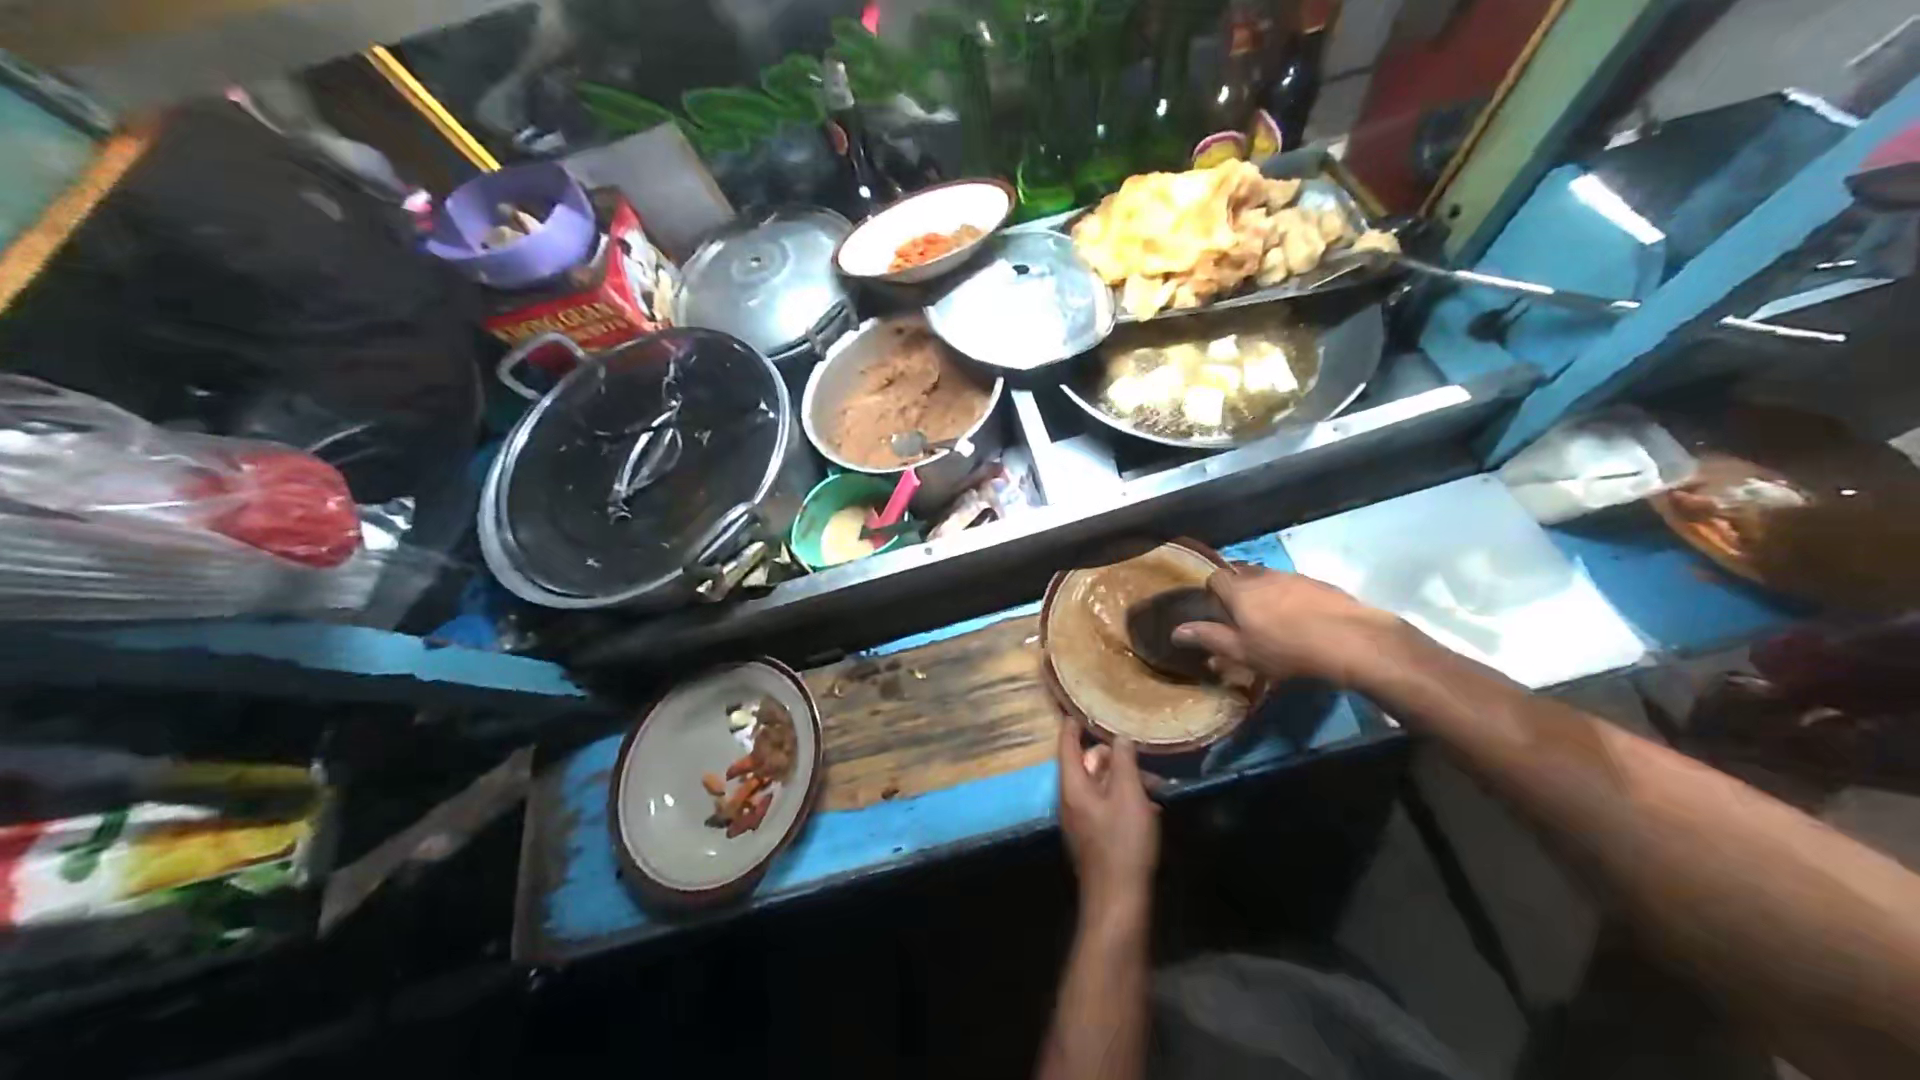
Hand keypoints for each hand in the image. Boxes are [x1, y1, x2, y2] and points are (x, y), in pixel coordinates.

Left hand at [1056, 720, 1158, 919]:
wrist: (1118, 900)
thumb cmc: (1123, 842)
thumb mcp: (1130, 795)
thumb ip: (1124, 762)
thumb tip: (1119, 738)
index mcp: (1073, 786)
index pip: (1066, 746)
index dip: (1071, 727)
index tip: (1076, 710)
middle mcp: (1070, 800)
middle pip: (1087, 766)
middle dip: (1114, 759)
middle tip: (1142, 759)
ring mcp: (1079, 820)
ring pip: (1100, 787)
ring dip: (1124, 782)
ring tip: (1155, 789)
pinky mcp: (1092, 837)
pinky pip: (1105, 806)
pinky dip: (1124, 800)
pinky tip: (1149, 809)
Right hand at [1171, 566, 1400, 686]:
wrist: (1349, 640)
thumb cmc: (1285, 648)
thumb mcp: (1242, 651)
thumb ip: (1208, 638)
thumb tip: (1175, 632)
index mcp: (1238, 590)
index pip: (1215, 577)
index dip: (1212, 593)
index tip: (1218, 613)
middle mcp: (1262, 575)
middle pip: (1241, 573)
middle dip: (1238, 589)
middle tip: (1243, 616)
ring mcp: (1292, 577)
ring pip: (1269, 579)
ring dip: (1265, 593)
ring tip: (1273, 619)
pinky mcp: (1318, 584)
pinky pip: (1293, 586)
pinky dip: (1290, 598)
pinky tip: (1301, 620)